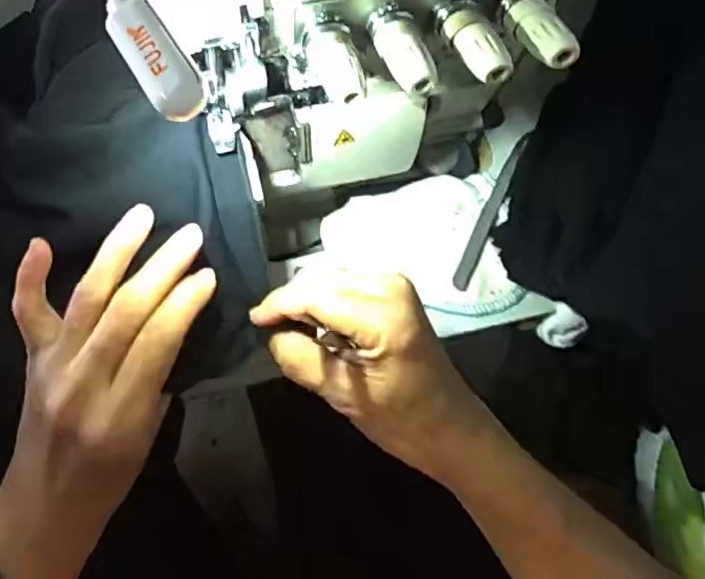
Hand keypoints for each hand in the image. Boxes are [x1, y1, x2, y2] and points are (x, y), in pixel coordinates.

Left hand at [0, 206, 216, 578]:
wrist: (42, 509)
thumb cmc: (109, 476)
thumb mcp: (148, 435)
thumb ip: (161, 373)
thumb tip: (180, 312)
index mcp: (120, 414)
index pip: (157, 340)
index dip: (186, 301)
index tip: (209, 274)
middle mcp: (82, 384)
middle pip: (126, 310)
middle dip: (163, 267)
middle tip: (191, 235)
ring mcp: (51, 366)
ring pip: (87, 297)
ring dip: (118, 251)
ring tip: (142, 216)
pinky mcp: (31, 358)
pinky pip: (27, 313)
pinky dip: (30, 277)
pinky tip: (40, 243)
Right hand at [249, 270, 496, 479]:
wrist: (451, 426)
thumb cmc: (401, 420)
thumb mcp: (343, 396)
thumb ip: (300, 359)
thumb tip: (272, 335)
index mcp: (381, 313)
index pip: (315, 295)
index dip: (279, 304)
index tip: (252, 319)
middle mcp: (389, 284)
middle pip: (322, 280)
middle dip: (292, 300)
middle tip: (266, 327)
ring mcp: (394, 282)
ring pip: (333, 277)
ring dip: (308, 298)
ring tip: (287, 326)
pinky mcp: (395, 288)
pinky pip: (347, 283)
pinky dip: (327, 298)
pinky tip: (316, 322)